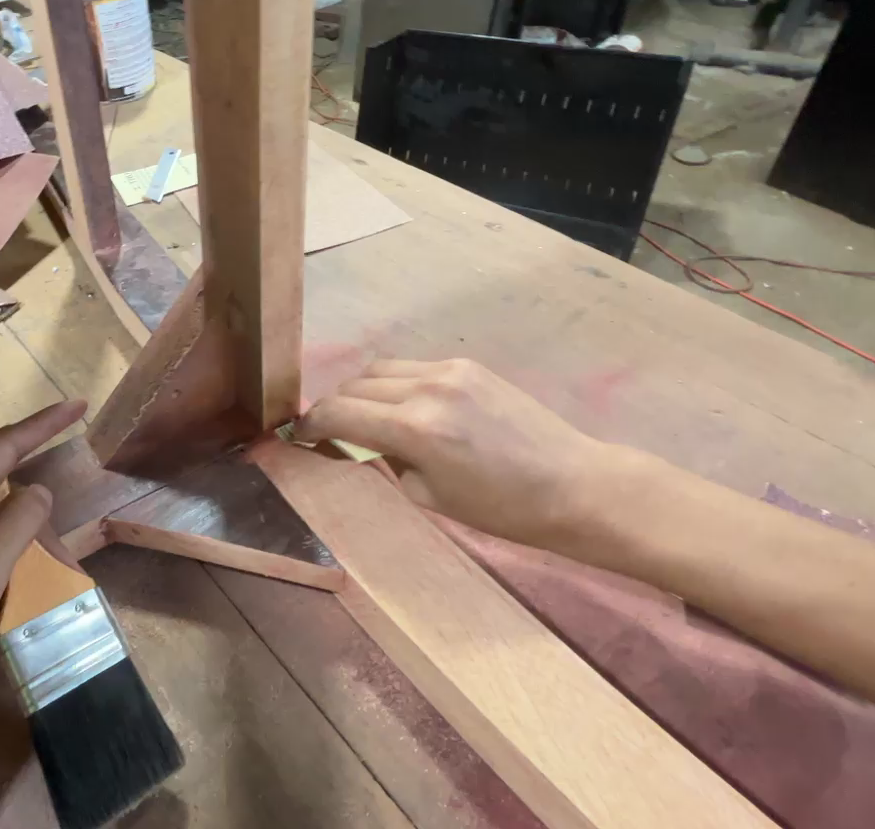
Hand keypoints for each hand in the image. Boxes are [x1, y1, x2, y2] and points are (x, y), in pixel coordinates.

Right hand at [295, 359, 611, 545]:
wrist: (575, 486)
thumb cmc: (503, 509)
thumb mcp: (430, 497)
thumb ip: (389, 460)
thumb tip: (365, 441)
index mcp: (414, 429)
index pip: (338, 411)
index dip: (310, 423)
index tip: (300, 435)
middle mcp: (426, 389)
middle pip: (353, 386)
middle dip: (333, 408)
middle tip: (330, 431)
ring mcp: (448, 371)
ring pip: (379, 370)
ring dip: (361, 391)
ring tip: (366, 416)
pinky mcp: (467, 365)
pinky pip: (411, 368)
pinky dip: (394, 384)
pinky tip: (406, 407)